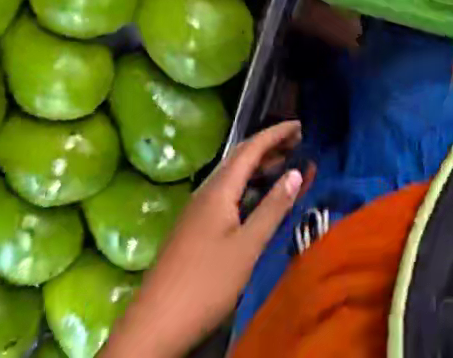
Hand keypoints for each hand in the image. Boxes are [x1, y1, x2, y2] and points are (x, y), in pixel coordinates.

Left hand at [104, 121, 312, 357]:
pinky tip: (257, 199)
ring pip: (232, 176)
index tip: (301, 125)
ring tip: (285, 165)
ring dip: (258, 166)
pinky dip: (248, 185)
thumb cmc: (205, 284)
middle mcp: (206, 192)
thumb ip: (272, 208)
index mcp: (219, 190)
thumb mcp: (247, 247)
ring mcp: (197, 211)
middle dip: (269, 146)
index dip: (276, 134)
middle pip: (240, 158)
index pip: (251, 149)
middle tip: (297, 142)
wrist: (152, 328)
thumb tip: (295, 171)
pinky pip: (226, 192)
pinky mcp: (194, 229)